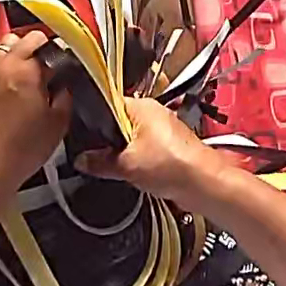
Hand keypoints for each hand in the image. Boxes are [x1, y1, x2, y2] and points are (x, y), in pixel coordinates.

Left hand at [0, 31, 71, 215]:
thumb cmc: (17, 152)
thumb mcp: (57, 125)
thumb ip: (65, 98)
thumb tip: (65, 87)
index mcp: (31, 71)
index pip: (53, 47)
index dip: (63, 55)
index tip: (66, 64)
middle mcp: (6, 64)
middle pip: (29, 37)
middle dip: (43, 47)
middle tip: (49, 65)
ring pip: (5, 41)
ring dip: (17, 49)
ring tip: (25, 66)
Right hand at [76, 97, 231, 208]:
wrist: (203, 183)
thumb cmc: (172, 165)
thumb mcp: (127, 165)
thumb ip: (101, 162)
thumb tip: (82, 160)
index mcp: (142, 105)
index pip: (110, 103)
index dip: (95, 119)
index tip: (85, 134)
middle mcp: (153, 112)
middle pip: (120, 121)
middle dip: (110, 140)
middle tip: (100, 155)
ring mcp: (163, 128)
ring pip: (133, 136)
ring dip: (125, 152)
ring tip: (120, 166)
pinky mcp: (170, 145)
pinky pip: (146, 147)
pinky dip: (139, 159)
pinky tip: (136, 172)